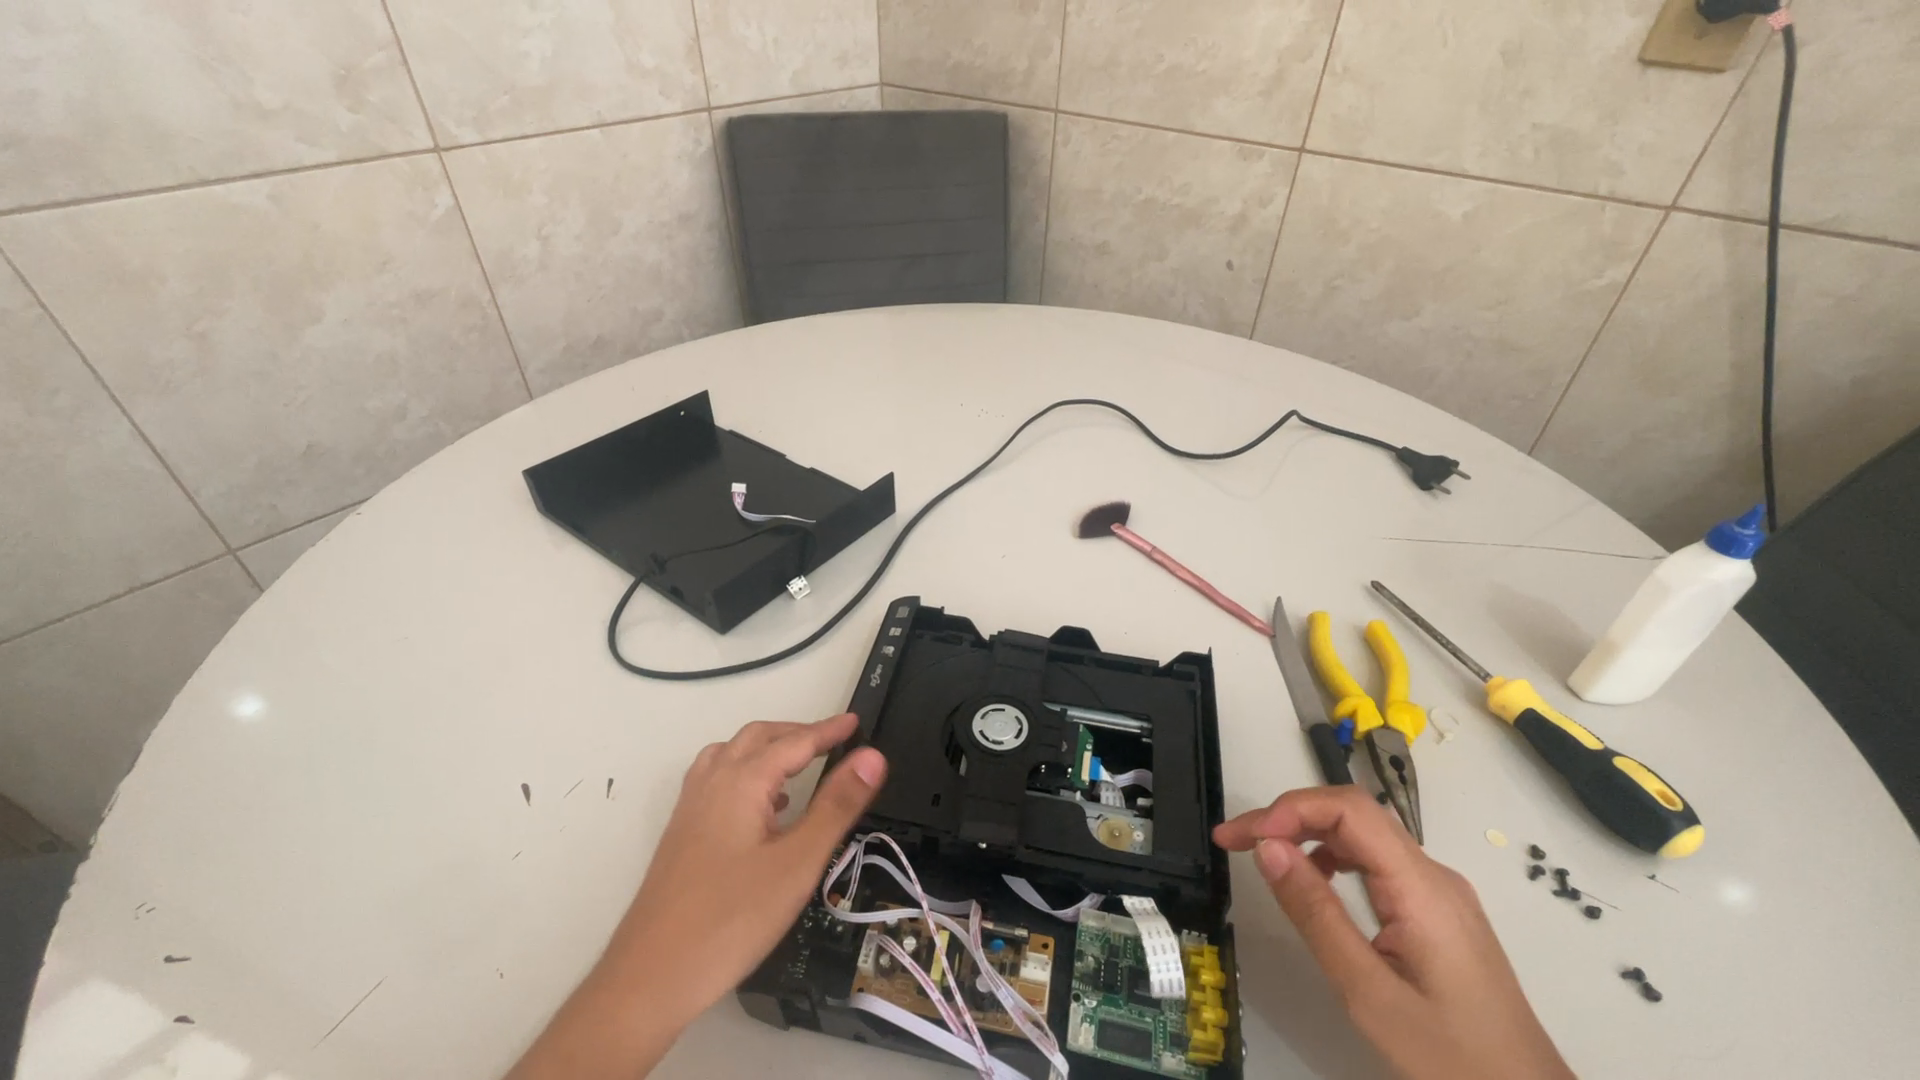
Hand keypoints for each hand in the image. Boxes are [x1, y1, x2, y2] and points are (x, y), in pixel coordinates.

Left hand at [609, 712, 885, 1004]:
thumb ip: (836, 807)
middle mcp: (711, 784)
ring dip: (766, 750)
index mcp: (741, 783)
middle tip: (833, 741)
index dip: (828, 731)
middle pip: (756, 739)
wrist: (651, 976)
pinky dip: (745, 774)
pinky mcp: (682, 835)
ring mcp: (690, 810)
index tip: (856, 722)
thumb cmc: (732, 919)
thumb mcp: (798, 863)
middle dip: (796, 733)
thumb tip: (871, 757)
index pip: (793, 743)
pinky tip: (763, 811)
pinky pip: (716, 781)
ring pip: (730, 757)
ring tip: (798, 769)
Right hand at [1214, 787, 1572, 1079]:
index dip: (1289, 809)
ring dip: (1307, 834)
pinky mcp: (1437, 913)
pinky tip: (1311, 882)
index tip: (1243, 839)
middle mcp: (1433, 876)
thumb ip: (1316, 914)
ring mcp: (1439, 893)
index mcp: (1421, 887)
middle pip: (1354, 814)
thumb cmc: (1450, 1058)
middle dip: (1288, 816)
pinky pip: (1377, 863)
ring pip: (1364, 835)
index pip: (1349, 809)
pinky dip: (1333, 858)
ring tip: (1261, 857)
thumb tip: (1268, 848)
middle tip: (1233, 841)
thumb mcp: (1368, 992)